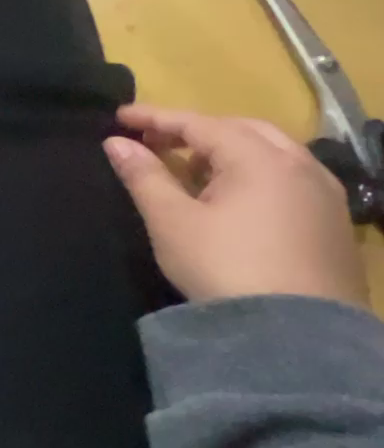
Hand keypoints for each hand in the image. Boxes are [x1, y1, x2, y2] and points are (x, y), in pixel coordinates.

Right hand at [104, 104, 366, 308]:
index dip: (155, 117)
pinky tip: (227, 191)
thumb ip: (144, 175)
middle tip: (153, 140)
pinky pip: (287, 175)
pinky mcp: (330, 219)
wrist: (295, 330)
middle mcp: (301, 167)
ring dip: (225, 148)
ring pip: (270, 151)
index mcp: (261, 161)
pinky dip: (251, 169)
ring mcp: (324, 194)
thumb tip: (117, 143)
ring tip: (187, 165)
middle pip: (242, 130)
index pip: (200, 124)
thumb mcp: (170, 219)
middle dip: (195, 129)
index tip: (117, 117)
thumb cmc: (223, 264)